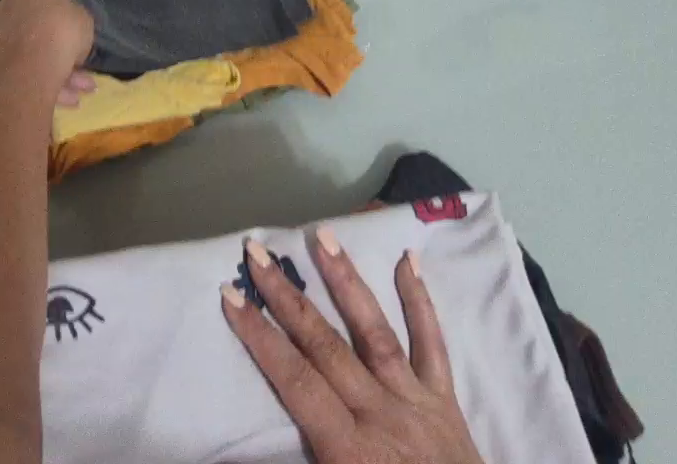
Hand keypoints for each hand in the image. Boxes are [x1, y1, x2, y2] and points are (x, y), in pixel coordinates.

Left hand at [0, 0, 94, 105]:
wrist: (32, 65)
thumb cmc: (63, 33)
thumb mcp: (84, 19)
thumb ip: (76, 19)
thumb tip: (70, 26)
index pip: (49, 0)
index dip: (66, 21)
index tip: (78, 37)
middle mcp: (7, 8)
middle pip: (38, 31)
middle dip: (62, 53)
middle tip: (81, 70)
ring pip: (32, 55)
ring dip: (58, 75)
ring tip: (78, 95)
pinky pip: (23, 70)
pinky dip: (42, 83)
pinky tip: (64, 100)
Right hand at [221, 232, 484, 463]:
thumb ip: (294, 461)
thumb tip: (233, 453)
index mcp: (350, 447)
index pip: (295, 379)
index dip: (260, 336)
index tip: (230, 294)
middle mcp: (382, 413)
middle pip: (325, 344)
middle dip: (287, 297)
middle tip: (257, 251)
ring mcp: (417, 401)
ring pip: (375, 331)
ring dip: (346, 281)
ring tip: (322, 236)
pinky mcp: (446, 401)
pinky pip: (433, 346)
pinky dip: (421, 302)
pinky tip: (408, 260)